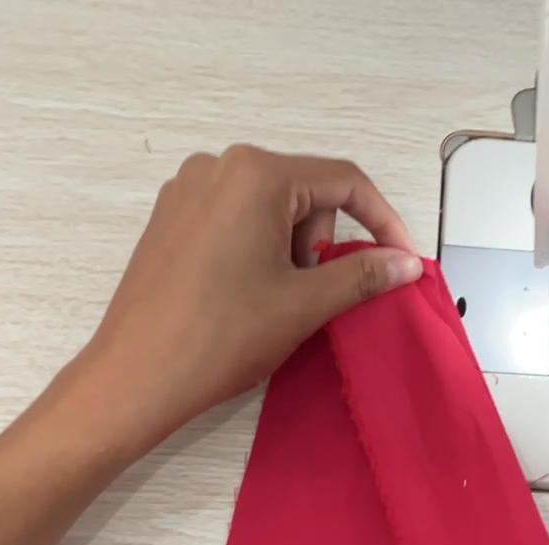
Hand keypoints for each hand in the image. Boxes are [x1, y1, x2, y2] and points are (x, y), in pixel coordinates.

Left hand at [60, 145, 422, 454]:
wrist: (141, 373)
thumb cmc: (223, 335)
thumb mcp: (307, 304)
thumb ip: (364, 275)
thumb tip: (407, 263)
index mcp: (256, 175)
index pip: (344, 181)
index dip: (384, 221)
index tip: (402, 260)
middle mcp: (219, 167)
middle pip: (307, 194)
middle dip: (323, 243)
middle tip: (311, 295)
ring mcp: (189, 190)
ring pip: (273, 210)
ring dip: (292, 252)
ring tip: (274, 301)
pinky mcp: (173, 218)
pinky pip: (239, 220)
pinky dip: (261, 251)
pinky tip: (246, 295)